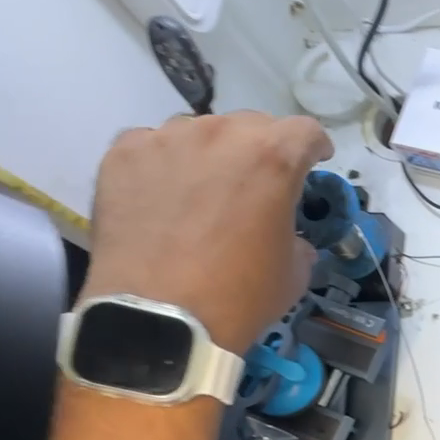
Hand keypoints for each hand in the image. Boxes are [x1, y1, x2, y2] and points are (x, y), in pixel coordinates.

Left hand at [80, 112, 334, 349]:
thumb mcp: (295, 271)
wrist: (163, 315)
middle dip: (263, 149)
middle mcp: (219, 135)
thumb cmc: (242, 295)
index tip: (315, 161)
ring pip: (200, 132)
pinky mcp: (123, 154)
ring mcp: (165, 139)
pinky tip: (168, 198)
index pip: (305, 131)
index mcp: (272, 159)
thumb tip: (284, 233)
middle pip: (251, 125)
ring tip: (208, 192)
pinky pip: (155, 147)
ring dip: (214, 155)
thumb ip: (295, 235)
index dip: (315, 147)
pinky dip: (169, 165)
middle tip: (261, 184)